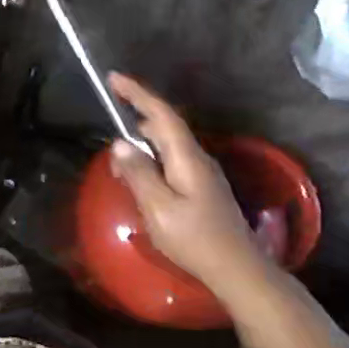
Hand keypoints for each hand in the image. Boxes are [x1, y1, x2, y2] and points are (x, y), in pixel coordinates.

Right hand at [106, 73, 267, 291]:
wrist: (236, 268)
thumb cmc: (194, 238)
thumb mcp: (158, 207)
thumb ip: (139, 174)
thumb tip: (120, 143)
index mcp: (187, 158)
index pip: (162, 115)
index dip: (138, 94)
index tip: (114, 79)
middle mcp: (197, 159)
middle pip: (166, 126)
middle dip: (138, 115)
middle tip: (111, 119)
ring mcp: (202, 174)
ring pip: (168, 145)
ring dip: (142, 141)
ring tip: (118, 155)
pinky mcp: (201, 188)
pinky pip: (171, 161)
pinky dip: (151, 158)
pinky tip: (139, 176)